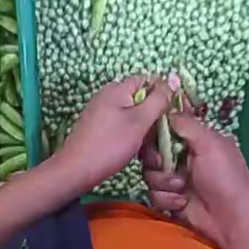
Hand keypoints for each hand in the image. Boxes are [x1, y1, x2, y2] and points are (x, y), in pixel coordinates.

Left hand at [47, 75, 171, 192]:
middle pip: (139, 98)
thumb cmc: (110, 145)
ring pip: (130, 114)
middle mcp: (106, 95)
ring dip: (142, 128)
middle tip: (159, 135)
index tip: (170, 113)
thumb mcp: (140, 121)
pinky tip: (132, 150)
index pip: (148, 80)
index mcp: (117, 88)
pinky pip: (119, 125)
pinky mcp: (95, 127)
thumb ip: (158, 99)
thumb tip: (173, 78)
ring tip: (147, 146)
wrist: (75, 170)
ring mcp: (99, 111)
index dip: (162, 93)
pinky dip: (129, 135)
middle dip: (152, 114)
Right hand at [142, 112, 248, 247]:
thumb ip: (186, 125)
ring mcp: (175, 180)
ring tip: (181, 188)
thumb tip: (165, 111)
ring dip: (164, 182)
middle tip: (164, 165)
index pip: (165, 130)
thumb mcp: (210, 143)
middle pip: (152, 153)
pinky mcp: (169, 200)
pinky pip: (153, 195)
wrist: (228, 218)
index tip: (153, 140)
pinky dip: (166, 199)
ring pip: (150, 175)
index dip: (155, 134)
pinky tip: (182, 203)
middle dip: (156, 161)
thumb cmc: (224, 177)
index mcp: (195, 141)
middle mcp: (183, 159)